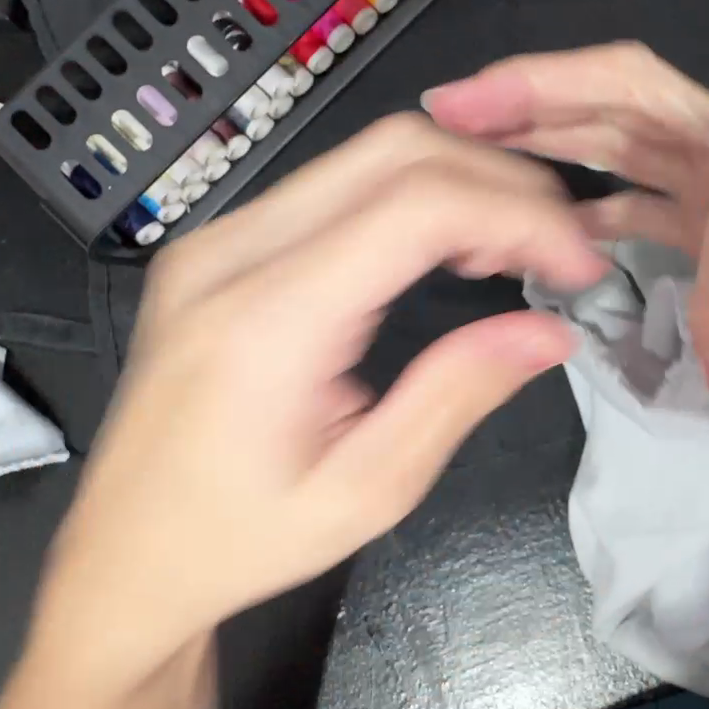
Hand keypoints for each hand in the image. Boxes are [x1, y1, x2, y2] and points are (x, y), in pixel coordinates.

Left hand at [29, 114, 605, 691]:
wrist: (126, 556)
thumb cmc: (245, 539)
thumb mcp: (370, 489)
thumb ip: (459, 393)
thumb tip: (553, 330)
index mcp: (267, 317)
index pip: (417, 206)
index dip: (520, 216)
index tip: (582, 266)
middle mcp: (233, 250)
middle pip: (397, 152)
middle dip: (505, 184)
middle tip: (564, 251)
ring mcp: (221, 237)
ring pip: (371, 156)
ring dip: (467, 185)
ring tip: (524, 252)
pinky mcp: (227, 245)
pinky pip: (342, 186)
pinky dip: (422, 199)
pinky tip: (459, 249)